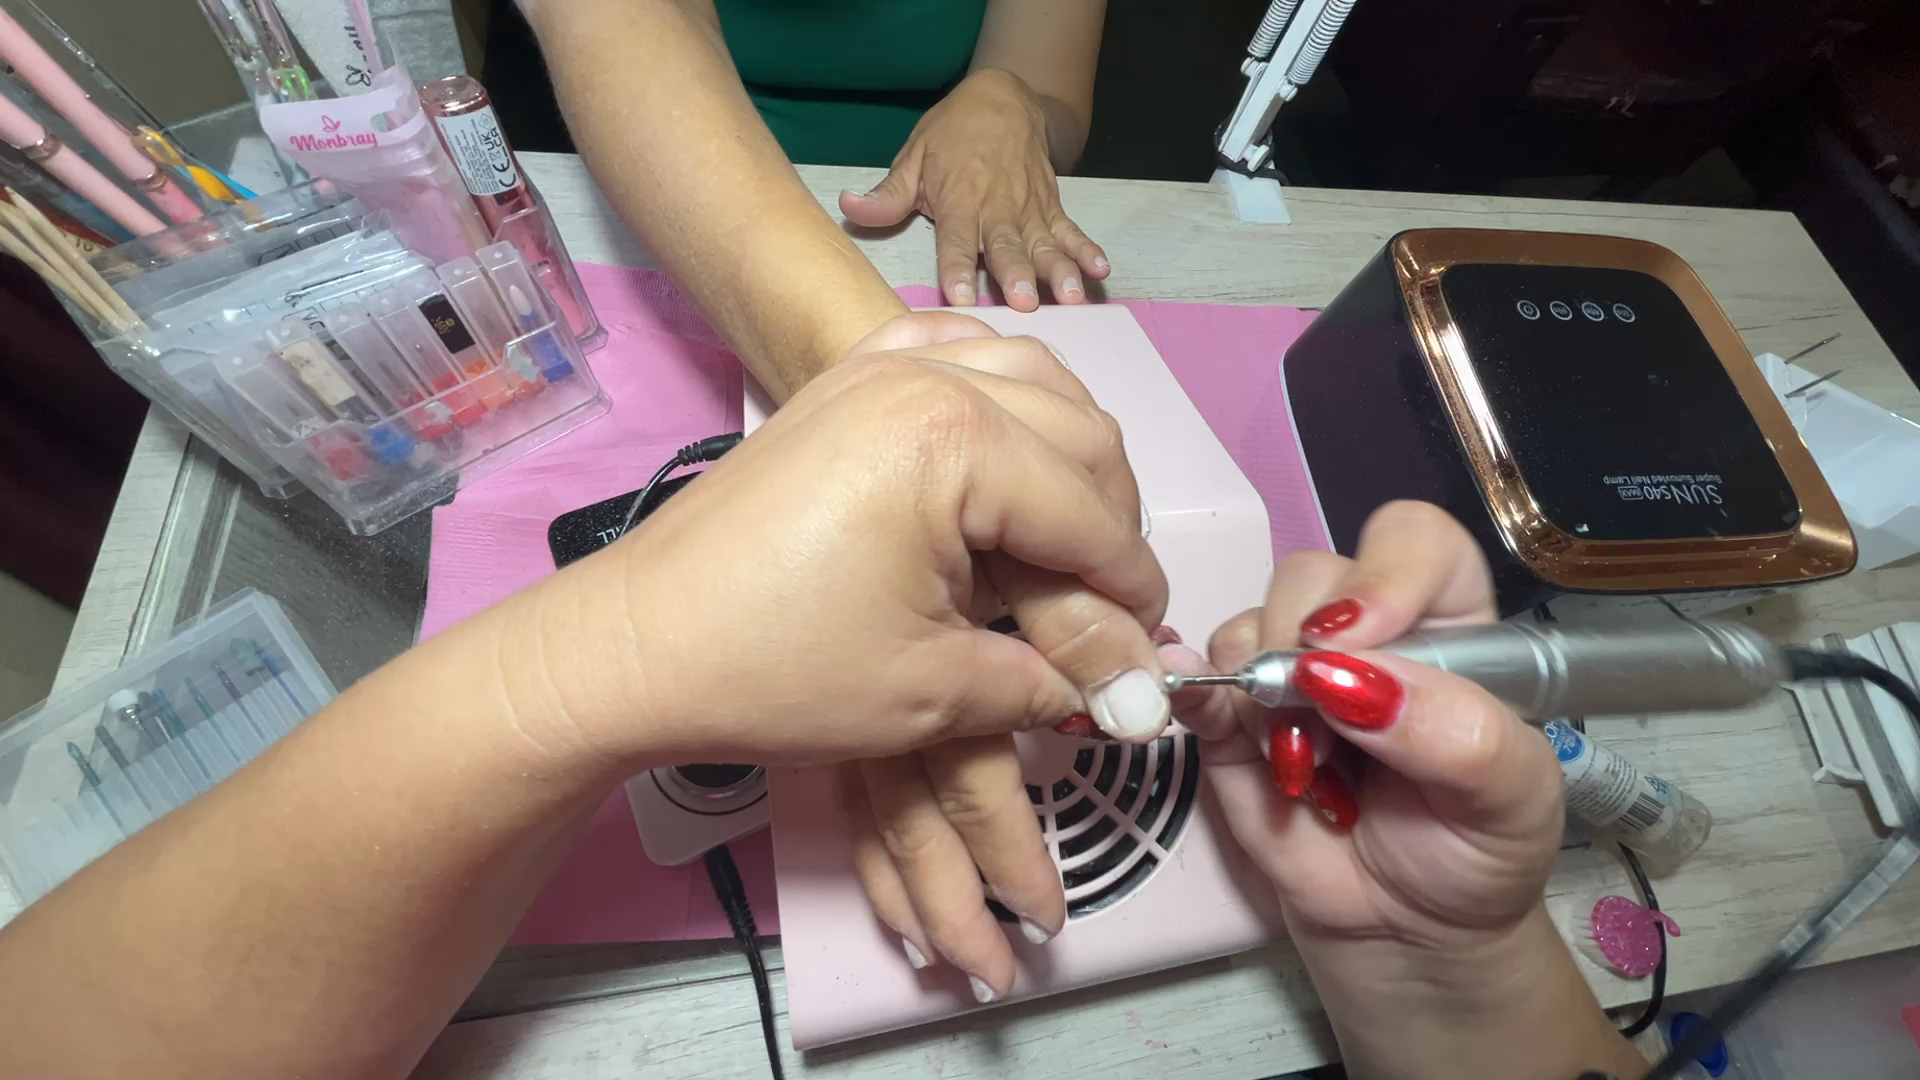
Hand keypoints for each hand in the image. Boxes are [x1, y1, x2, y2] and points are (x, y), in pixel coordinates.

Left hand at [826, 314, 1170, 1001]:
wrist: (640, 644)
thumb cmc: (777, 672)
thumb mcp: (931, 692)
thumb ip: (1051, 677)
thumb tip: (1138, 691)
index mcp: (953, 443)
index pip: (1090, 513)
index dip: (1133, 585)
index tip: (1150, 642)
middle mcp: (929, 376)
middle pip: (1082, 433)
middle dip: (1112, 519)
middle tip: (1106, 595)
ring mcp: (882, 364)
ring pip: (1034, 376)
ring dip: (1070, 449)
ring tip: (1066, 524)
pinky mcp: (847, 378)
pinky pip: (959, 353)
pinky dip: (1003, 392)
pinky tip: (1001, 438)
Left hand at [839, 69, 1108, 311]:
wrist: (1004, 97)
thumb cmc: (952, 136)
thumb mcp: (914, 158)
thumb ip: (888, 194)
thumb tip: (850, 205)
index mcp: (959, 201)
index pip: (956, 240)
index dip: (958, 269)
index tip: (960, 298)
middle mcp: (997, 209)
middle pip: (1006, 246)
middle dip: (1015, 275)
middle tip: (1023, 303)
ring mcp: (1029, 210)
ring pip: (1044, 243)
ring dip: (1058, 270)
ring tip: (1071, 295)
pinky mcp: (1051, 209)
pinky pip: (1071, 231)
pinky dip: (1087, 250)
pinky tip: (1100, 271)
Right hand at [1169, 504, 1640, 1079]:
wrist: (1397, 926)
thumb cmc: (1470, 853)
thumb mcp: (1510, 802)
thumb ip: (1453, 733)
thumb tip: (1334, 674)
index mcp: (1444, 627)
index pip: (1414, 544)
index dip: (1383, 570)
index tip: (1356, 636)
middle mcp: (1356, 634)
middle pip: (1312, 572)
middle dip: (1305, 640)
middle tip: (1323, 724)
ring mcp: (1284, 667)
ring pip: (1248, 619)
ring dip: (1261, 688)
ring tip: (1299, 766)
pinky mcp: (1229, 708)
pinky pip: (1194, 671)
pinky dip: (1199, 691)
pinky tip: (1223, 727)